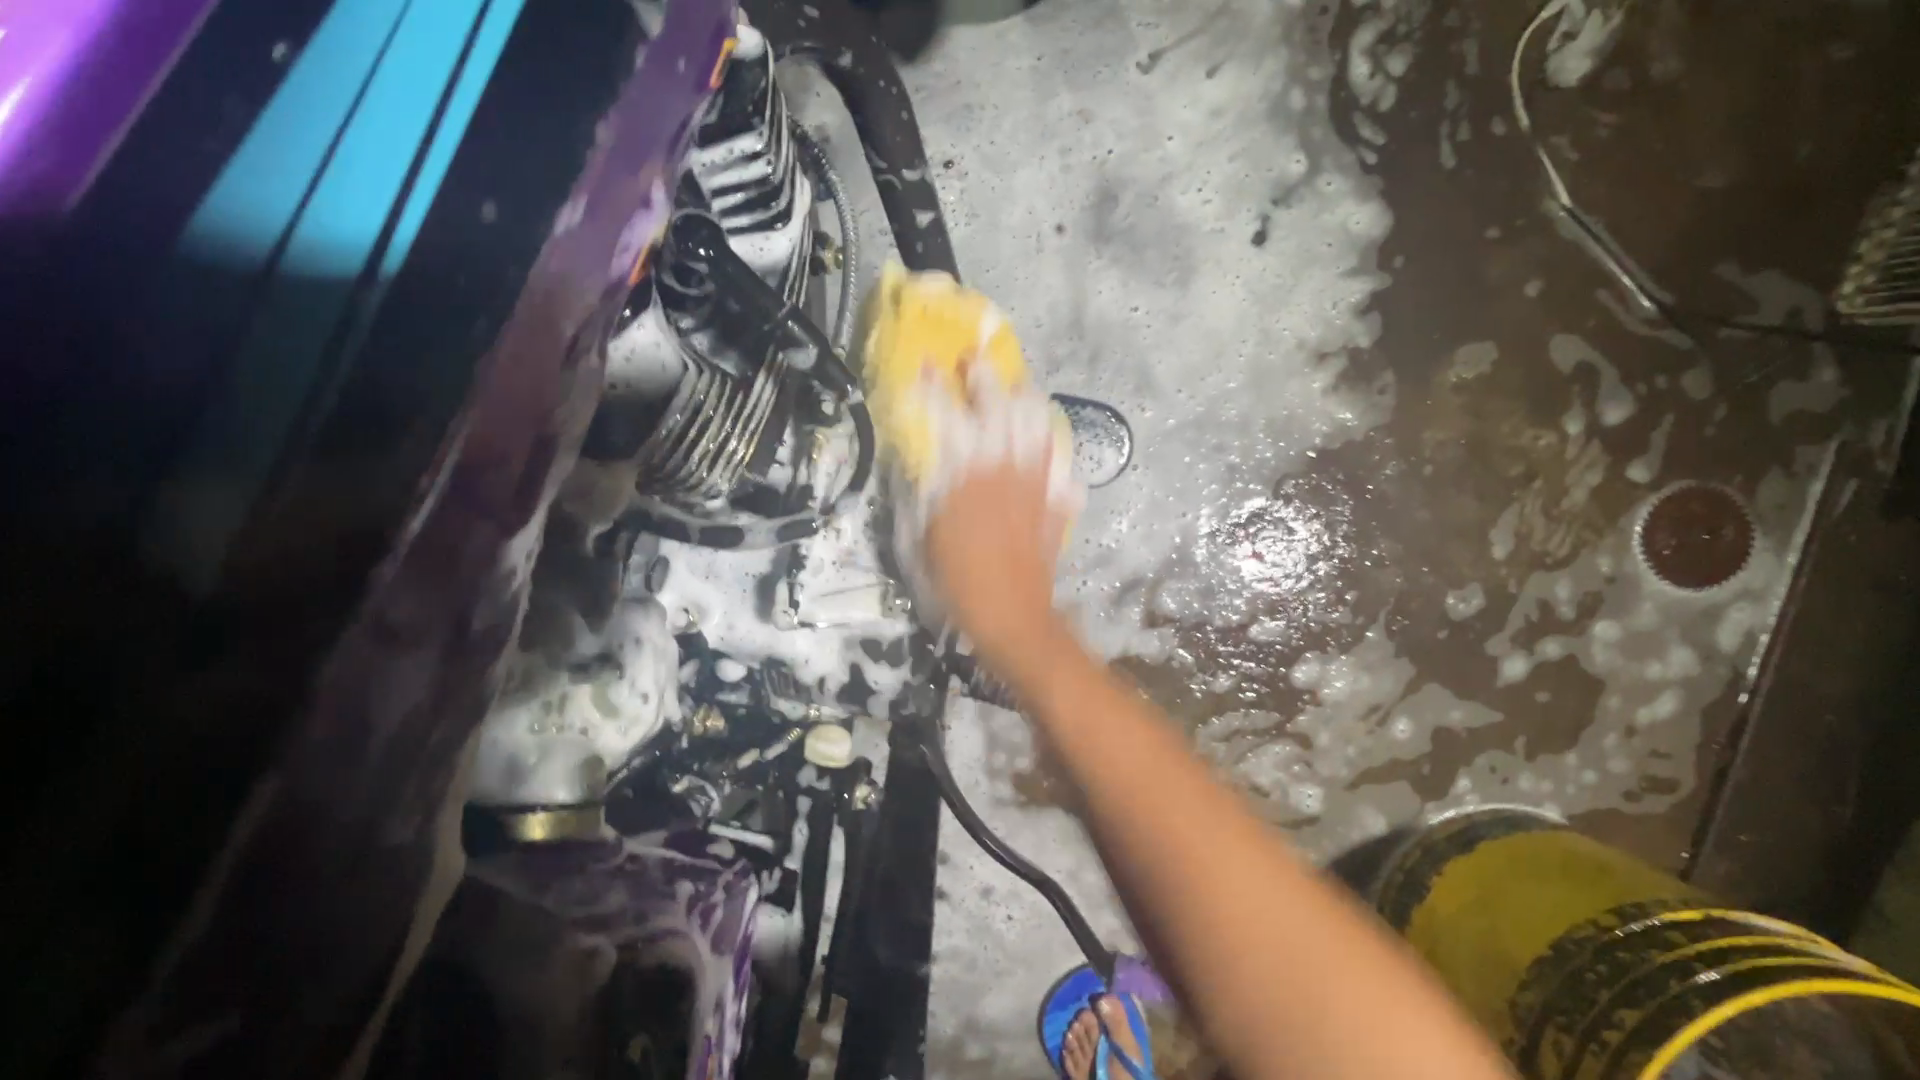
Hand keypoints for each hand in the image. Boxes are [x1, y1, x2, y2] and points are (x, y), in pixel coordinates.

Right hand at [918, 365, 1080, 674]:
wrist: (1013, 618)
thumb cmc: (957, 584)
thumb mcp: (919, 540)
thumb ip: (919, 494)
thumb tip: (918, 462)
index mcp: (965, 475)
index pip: (948, 415)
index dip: (934, 386)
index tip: (926, 363)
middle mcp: (1005, 468)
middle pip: (1002, 406)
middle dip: (985, 376)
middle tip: (974, 361)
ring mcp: (1038, 482)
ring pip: (1039, 423)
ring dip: (1025, 400)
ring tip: (1015, 389)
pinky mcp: (1058, 502)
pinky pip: (1062, 463)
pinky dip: (1053, 447)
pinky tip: (1045, 443)